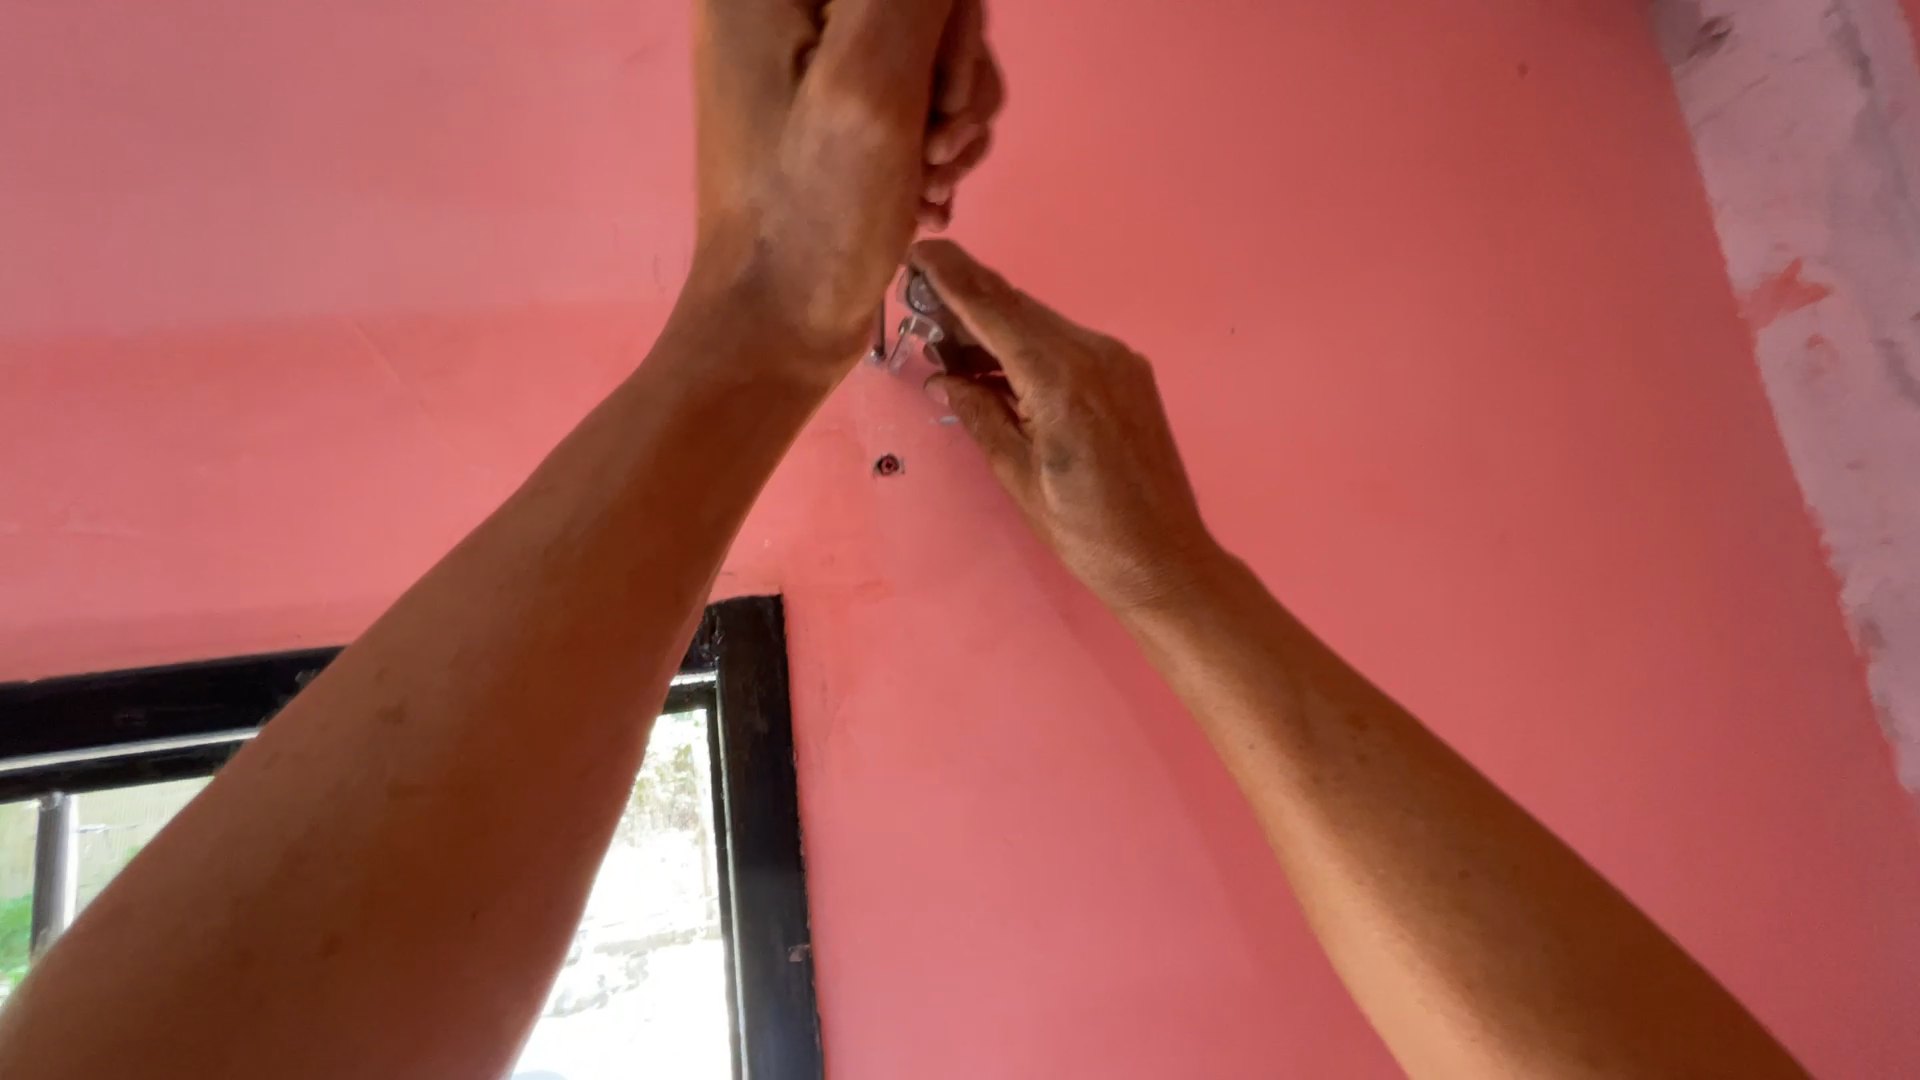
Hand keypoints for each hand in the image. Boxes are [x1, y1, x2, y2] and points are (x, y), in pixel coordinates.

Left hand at [690, 0, 1002, 367]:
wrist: (779, 332)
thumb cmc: (814, 221)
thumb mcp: (869, 89)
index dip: (953, 28)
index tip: (942, 102)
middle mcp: (790, 10)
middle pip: (930, 11)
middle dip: (955, 87)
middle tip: (932, 159)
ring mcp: (815, 71)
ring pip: (935, 63)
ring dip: (953, 132)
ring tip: (927, 191)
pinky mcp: (837, 123)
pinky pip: (918, 111)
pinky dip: (935, 156)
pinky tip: (922, 203)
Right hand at [912, 239, 1223, 613]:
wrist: (1164, 558)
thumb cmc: (1084, 532)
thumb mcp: (1018, 476)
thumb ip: (980, 415)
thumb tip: (946, 378)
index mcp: (1061, 379)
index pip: (995, 310)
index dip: (952, 277)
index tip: (918, 250)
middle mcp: (1095, 353)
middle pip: (1019, 308)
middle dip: (968, 302)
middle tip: (924, 310)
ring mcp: (1119, 360)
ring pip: (1043, 325)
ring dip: (998, 328)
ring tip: (956, 348)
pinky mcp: (1130, 374)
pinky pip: (1067, 345)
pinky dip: (1030, 348)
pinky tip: (1004, 368)